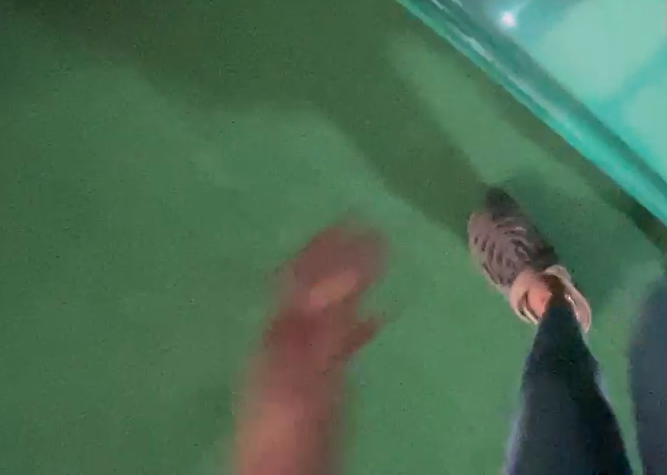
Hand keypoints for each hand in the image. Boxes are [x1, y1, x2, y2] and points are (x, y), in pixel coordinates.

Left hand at [239, 226, 385, 474]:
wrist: (285, 473)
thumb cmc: (292, 420)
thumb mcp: (309, 367)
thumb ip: (327, 322)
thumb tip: (346, 275)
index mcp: (281, 327)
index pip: (301, 273)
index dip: (324, 244)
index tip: (353, 217)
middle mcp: (290, 333)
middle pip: (315, 283)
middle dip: (340, 253)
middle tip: (371, 224)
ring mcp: (305, 355)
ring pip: (331, 305)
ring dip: (355, 279)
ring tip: (384, 255)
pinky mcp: (322, 378)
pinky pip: (343, 338)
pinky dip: (362, 319)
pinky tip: (384, 313)